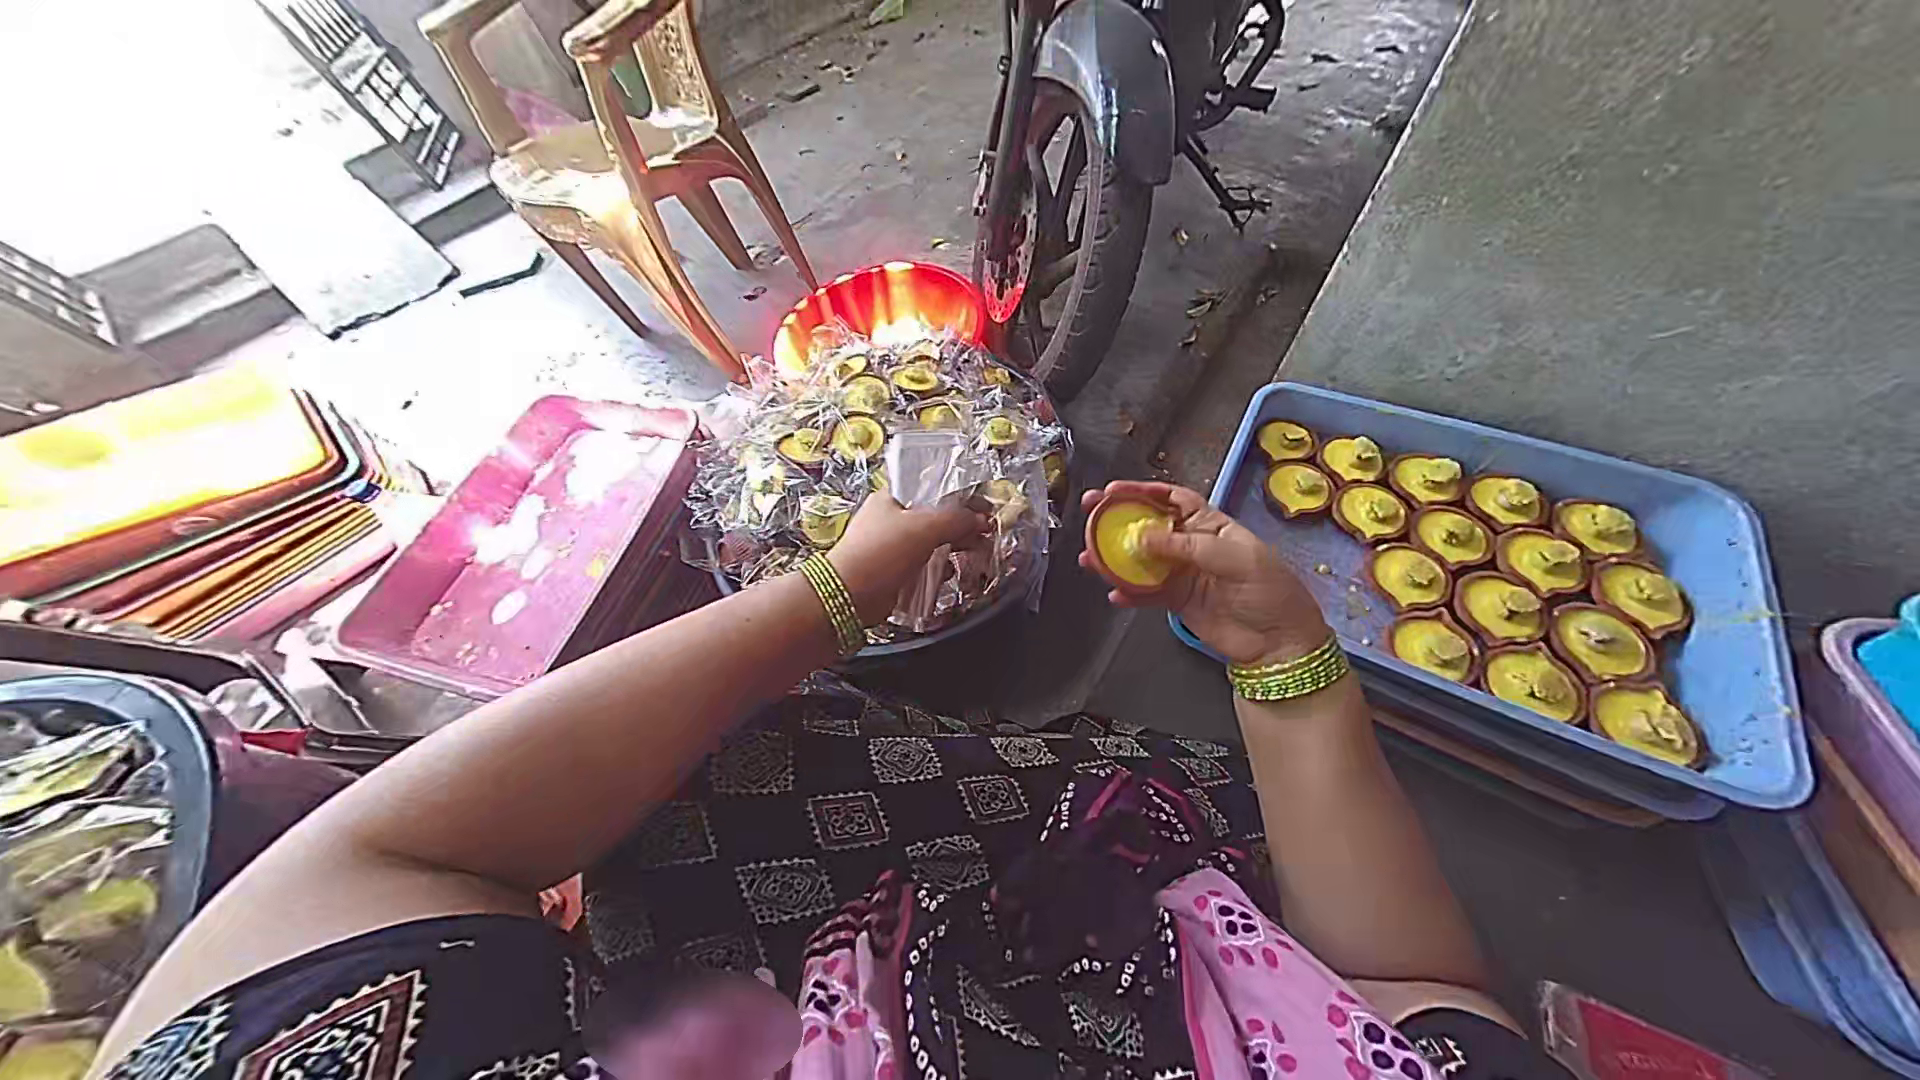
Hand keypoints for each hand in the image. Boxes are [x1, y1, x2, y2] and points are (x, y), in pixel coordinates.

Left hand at [828, 491, 988, 622]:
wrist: (850, 596)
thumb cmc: (882, 552)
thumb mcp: (924, 527)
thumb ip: (956, 519)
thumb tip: (981, 520)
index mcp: (892, 497)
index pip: (932, 488)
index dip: (959, 495)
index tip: (982, 507)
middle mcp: (891, 518)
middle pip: (935, 515)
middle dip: (960, 524)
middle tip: (984, 531)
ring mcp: (892, 545)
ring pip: (931, 541)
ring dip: (953, 546)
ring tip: (974, 551)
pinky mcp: (895, 570)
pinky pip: (924, 563)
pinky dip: (939, 567)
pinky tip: (950, 571)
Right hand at [1077, 481, 1328, 665]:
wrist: (1278, 642)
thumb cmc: (1269, 590)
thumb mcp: (1235, 558)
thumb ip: (1187, 546)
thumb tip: (1141, 536)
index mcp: (1210, 525)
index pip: (1171, 500)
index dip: (1143, 492)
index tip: (1114, 490)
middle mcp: (1190, 545)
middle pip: (1147, 525)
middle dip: (1117, 518)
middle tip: (1090, 512)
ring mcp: (1180, 573)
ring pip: (1138, 559)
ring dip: (1113, 558)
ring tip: (1089, 557)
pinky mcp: (1174, 601)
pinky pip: (1144, 593)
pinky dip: (1128, 594)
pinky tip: (1115, 594)